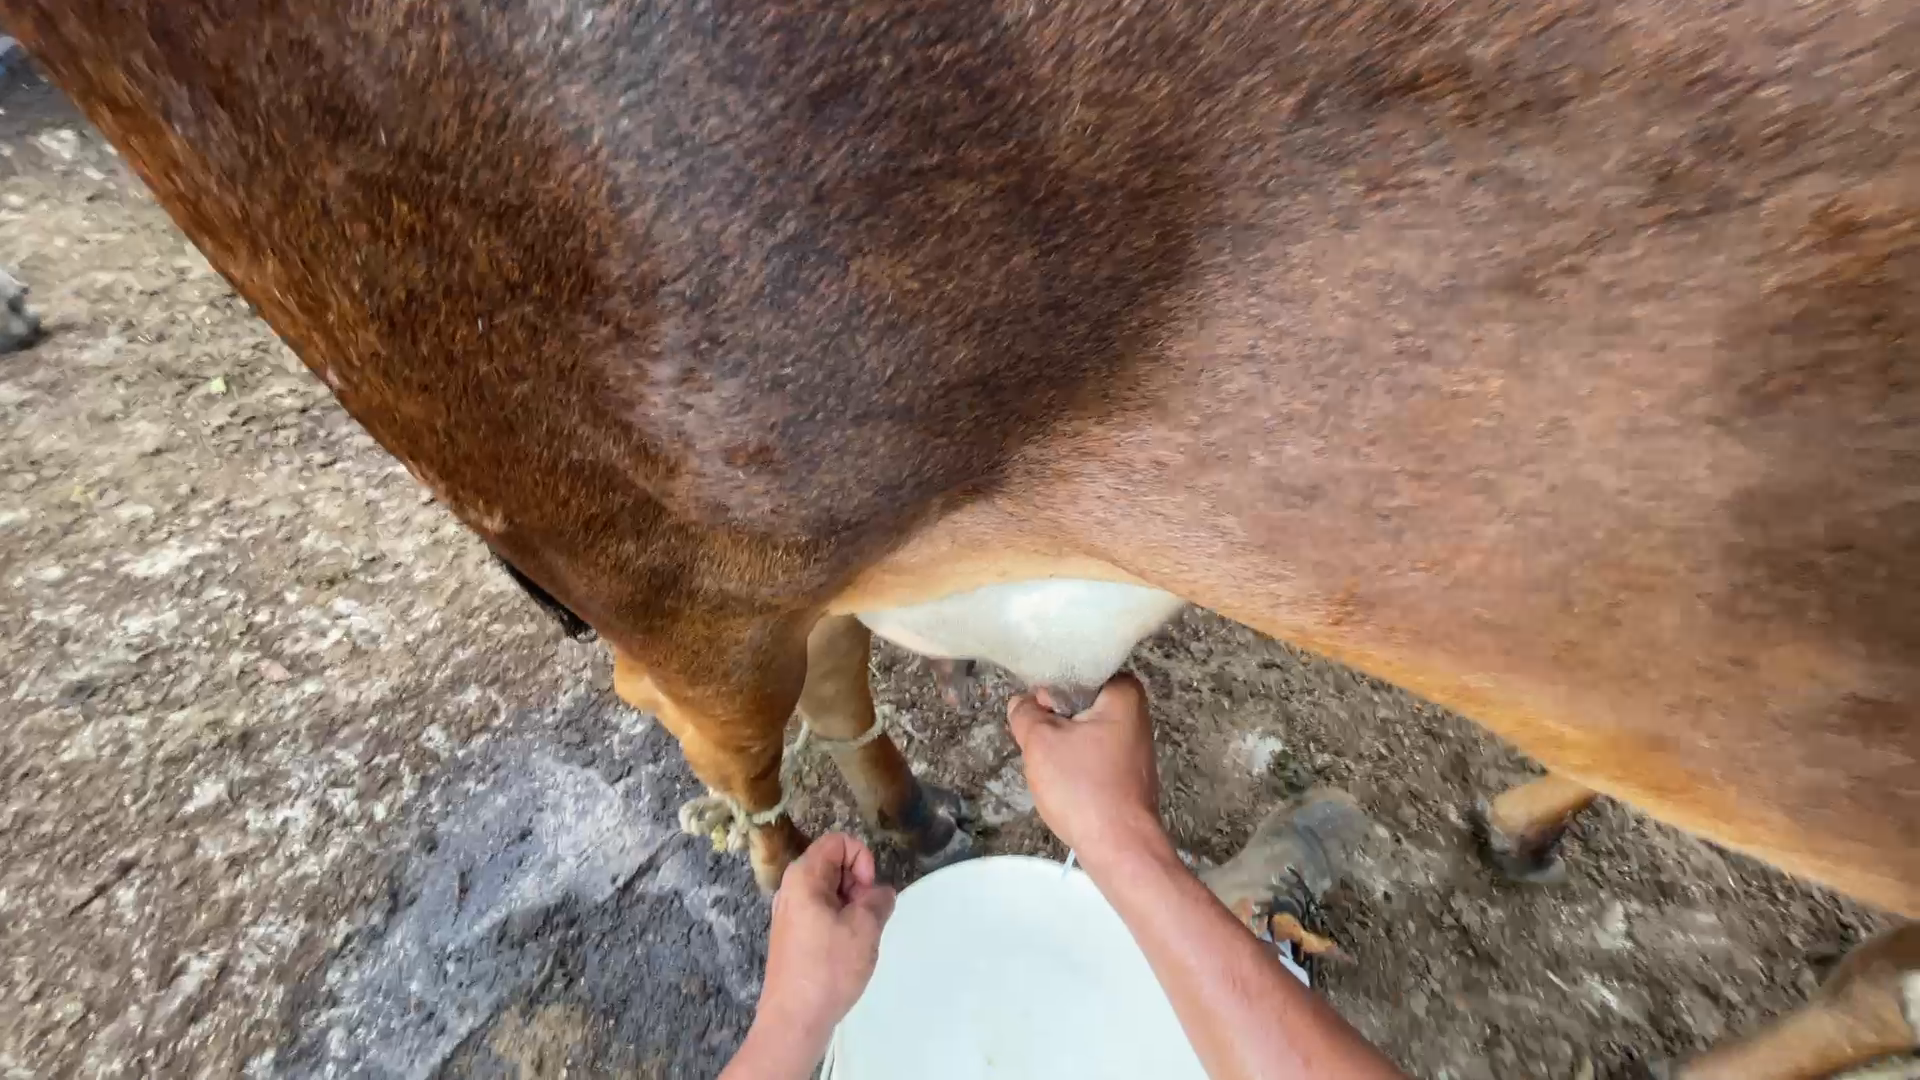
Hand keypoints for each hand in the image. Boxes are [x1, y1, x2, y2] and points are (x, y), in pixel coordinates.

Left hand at [755, 832, 895, 1048]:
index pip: (838, 841)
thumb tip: (881, 894)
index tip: (867, 890)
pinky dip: (839, 920)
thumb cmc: (828, 968)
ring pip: (829, 890)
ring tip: (858, 935)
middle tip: (867, 915)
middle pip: (833, 863)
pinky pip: (821, 911)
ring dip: (851, 904)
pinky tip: (846, 949)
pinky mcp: (791, 935)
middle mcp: (791, 888)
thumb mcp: (865, 927)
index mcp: (804, 876)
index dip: (861, 858)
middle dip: (858, 883)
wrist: (792, 1022)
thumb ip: (879, 899)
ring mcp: (789, 913)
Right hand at [1007, 674, 1168, 867]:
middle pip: (1076, 701)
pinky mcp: (1127, 769)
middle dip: (1053, 719)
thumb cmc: (1084, 788)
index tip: (1036, 712)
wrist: (1119, 848)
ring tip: (1054, 764)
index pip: (1073, 671)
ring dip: (1060, 742)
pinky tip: (1065, 780)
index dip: (1047, 690)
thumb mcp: (1040, 741)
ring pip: (1080, 728)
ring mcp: (1133, 742)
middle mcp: (1134, 711)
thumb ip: (1025, 713)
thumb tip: (1022, 703)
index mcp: (1123, 691)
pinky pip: (1090, 751)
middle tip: (1041, 741)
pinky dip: (1074, 761)